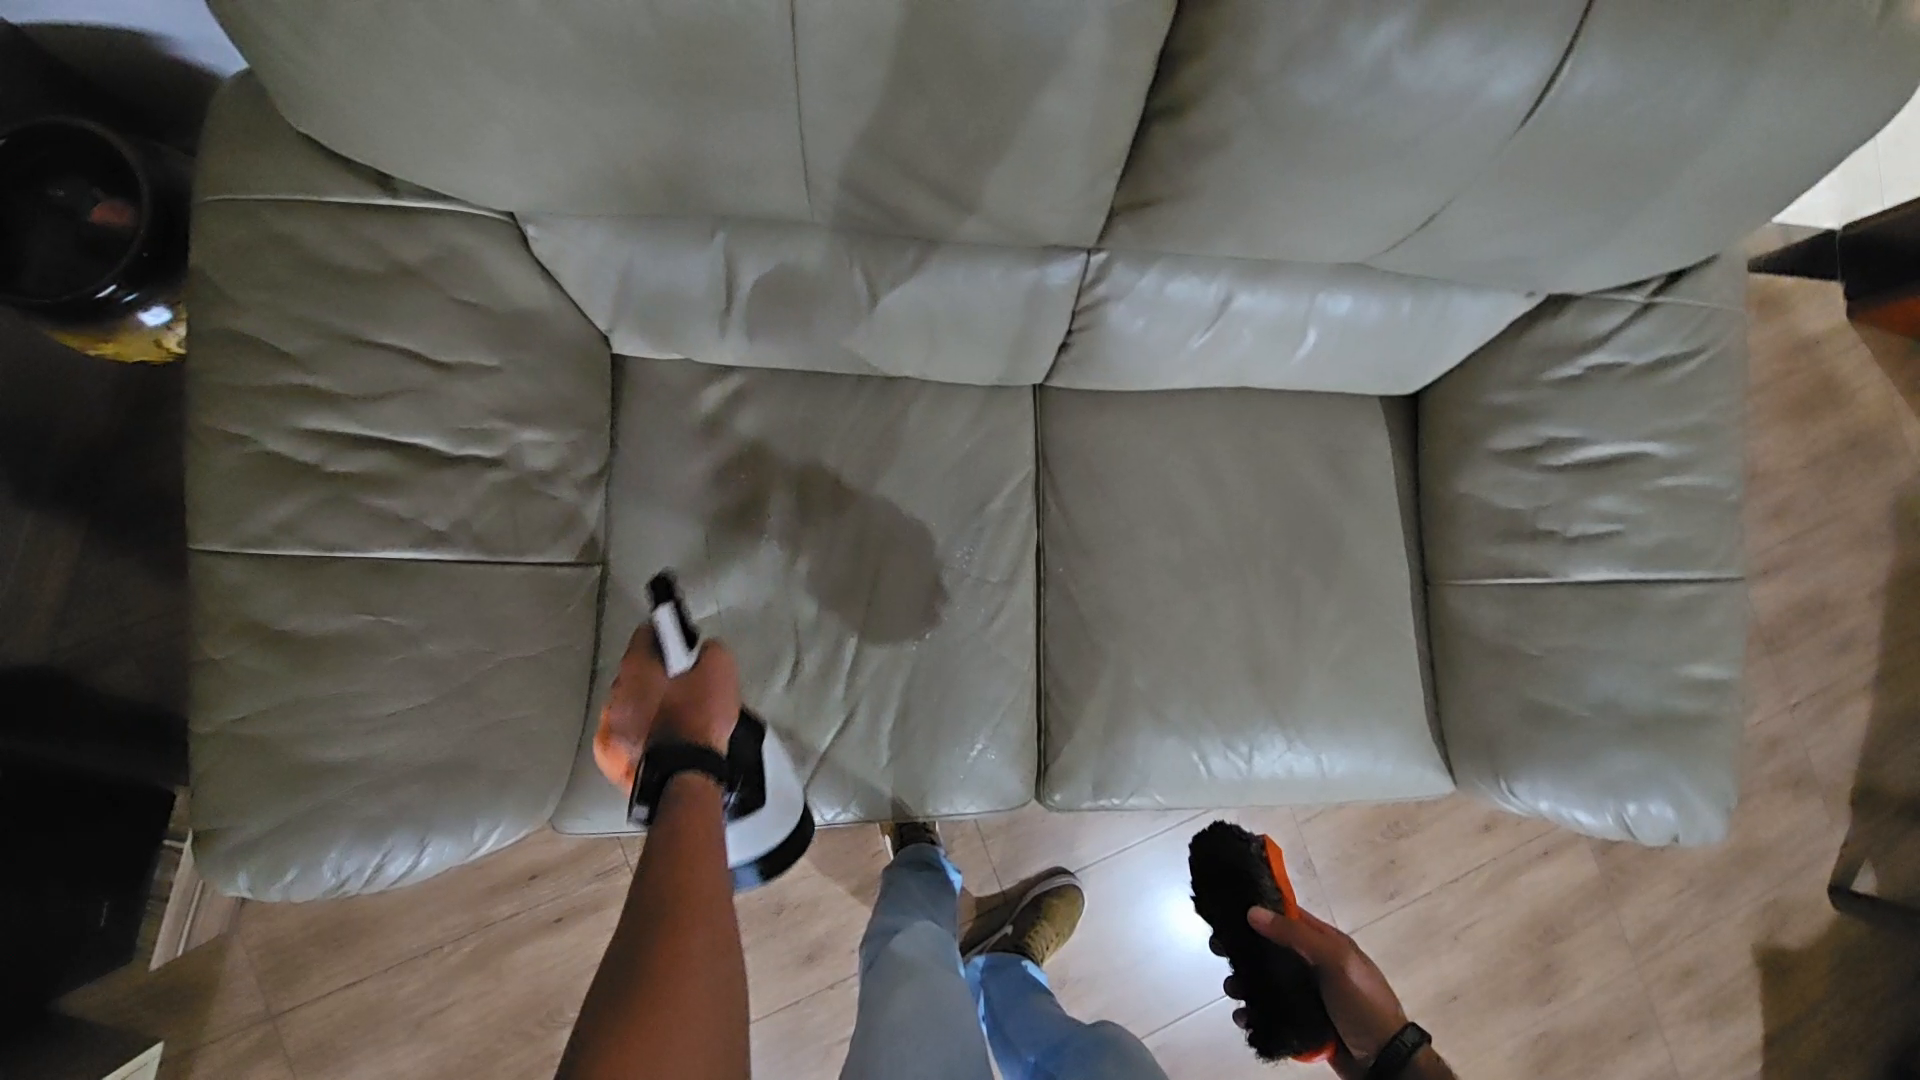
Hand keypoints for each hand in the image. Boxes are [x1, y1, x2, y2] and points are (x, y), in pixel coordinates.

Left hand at [592, 624, 741, 789]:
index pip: (646, 633)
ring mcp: (608, 726)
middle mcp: (615, 692)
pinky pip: (624, 736)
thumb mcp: (721, 671)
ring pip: (628, 706)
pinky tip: (662, 742)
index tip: (681, 644)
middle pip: (636, 673)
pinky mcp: (608, 756)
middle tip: (686, 689)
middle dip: (657, 677)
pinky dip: (639, 736)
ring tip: (676, 720)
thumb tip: (705, 650)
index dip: (668, 635)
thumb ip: (711, 650)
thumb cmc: (701, 721)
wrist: (687, 774)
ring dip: (646, 708)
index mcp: (637, 666)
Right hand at [1226, 906, 1410, 1079]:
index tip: (1228, 911)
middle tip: (1220, 951)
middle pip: (1268, 948)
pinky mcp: (1299, 1022)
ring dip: (1243, 983)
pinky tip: (1244, 1017)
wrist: (1386, 1063)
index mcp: (1323, 942)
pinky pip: (1268, 1012)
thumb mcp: (1336, 962)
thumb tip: (1252, 911)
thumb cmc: (1364, 1004)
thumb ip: (1296, 935)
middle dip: (1242, 950)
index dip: (1257, 909)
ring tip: (1233, 991)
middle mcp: (1310, 964)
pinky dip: (1253, 1013)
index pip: (1285, 915)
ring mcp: (1304, 994)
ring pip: (1264, 981)